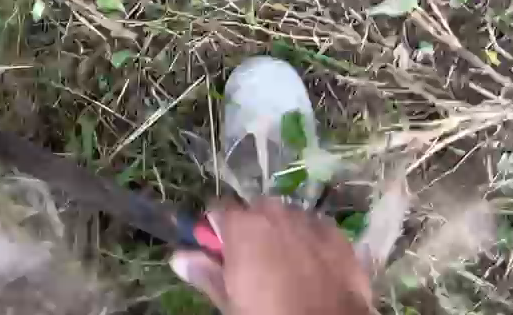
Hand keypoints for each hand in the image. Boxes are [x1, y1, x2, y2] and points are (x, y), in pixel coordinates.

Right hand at [170, 200, 369, 314]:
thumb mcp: (231, 304)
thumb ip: (206, 274)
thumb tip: (178, 257)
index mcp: (242, 225)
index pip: (218, 210)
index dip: (216, 230)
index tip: (219, 252)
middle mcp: (273, 211)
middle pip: (254, 212)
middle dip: (251, 230)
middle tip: (254, 265)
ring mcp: (306, 218)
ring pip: (285, 217)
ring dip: (281, 233)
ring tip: (286, 268)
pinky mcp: (334, 233)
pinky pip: (314, 228)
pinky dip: (309, 241)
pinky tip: (312, 267)